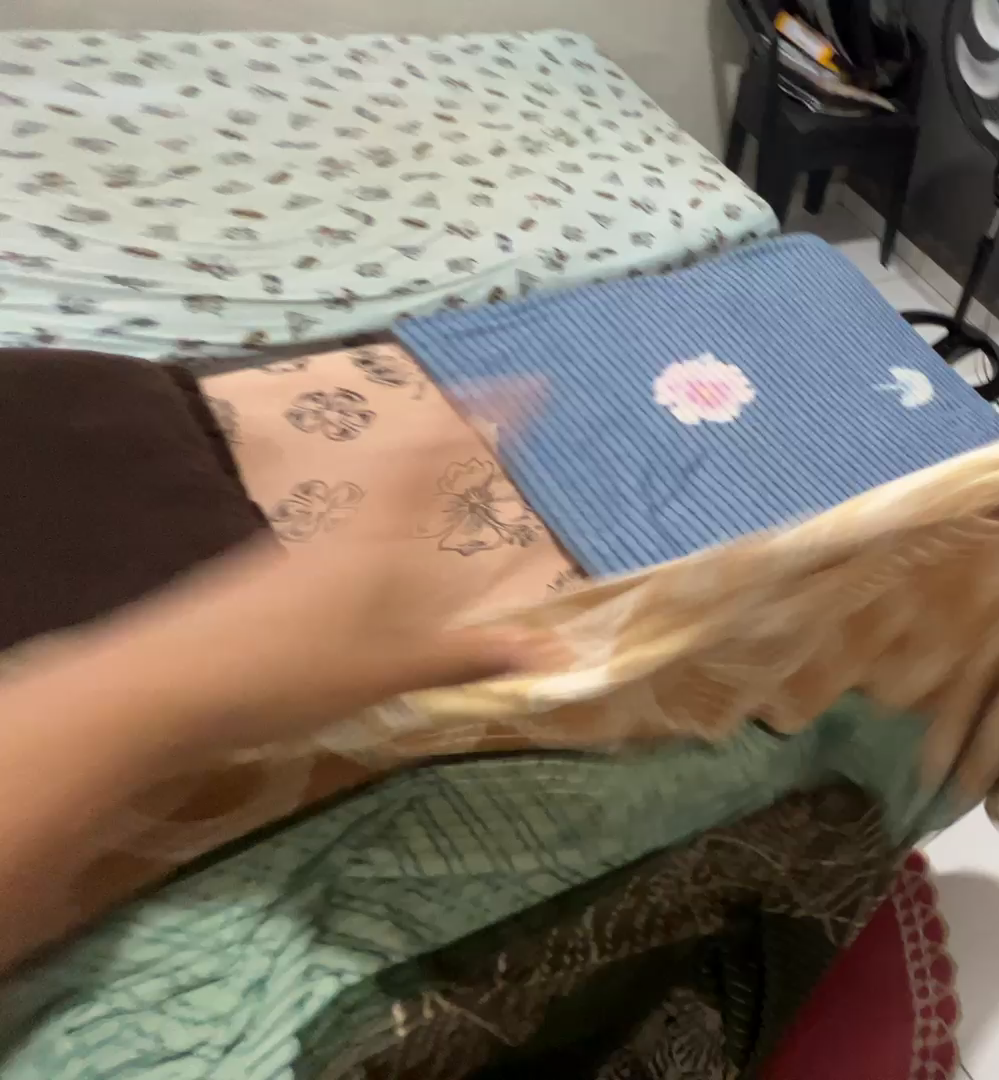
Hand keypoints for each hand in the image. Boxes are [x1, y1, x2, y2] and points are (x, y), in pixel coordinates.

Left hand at [71, 438, 549, 759]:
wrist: (149, 691)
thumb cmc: (291, 667)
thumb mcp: (398, 669)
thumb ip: (477, 656)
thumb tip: (557, 653)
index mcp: (384, 532)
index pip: (439, 455)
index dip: (486, 416)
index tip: (528, 385)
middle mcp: (350, 525)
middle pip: (406, 462)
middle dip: (451, 436)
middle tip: (495, 420)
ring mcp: (310, 547)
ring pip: (379, 494)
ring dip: (419, 474)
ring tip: (455, 475)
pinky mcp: (281, 576)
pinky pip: (359, 528)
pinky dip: (394, 519)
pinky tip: (396, 555)